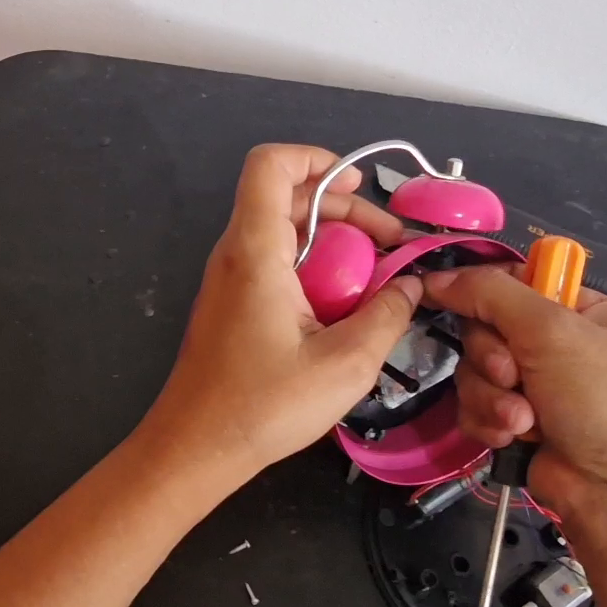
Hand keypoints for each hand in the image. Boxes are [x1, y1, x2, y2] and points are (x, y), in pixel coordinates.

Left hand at [133, 145, 423, 484]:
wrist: (196, 447)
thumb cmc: (264, 405)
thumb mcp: (344, 364)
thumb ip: (386, 316)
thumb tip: (410, 286)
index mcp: (255, 250)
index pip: (270, 165)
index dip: (316, 159)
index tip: (359, 186)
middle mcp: (236, 253)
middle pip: (286, 197)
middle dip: (344, 208)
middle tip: (389, 246)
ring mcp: (229, 279)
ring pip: (282, 231)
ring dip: (332, 242)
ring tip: (375, 277)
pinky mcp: (231, 304)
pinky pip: (274, 263)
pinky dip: (312, 268)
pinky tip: (341, 307)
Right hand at [421, 266, 606, 517]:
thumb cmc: (606, 400)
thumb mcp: (553, 331)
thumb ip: (488, 293)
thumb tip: (434, 274)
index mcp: (577, 310)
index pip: (509, 283)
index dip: (480, 294)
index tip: (459, 302)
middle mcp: (554, 345)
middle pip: (483, 330)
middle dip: (491, 358)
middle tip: (514, 376)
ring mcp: (534, 388)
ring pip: (473, 373)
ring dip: (490, 397)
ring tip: (524, 421)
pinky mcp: (515, 426)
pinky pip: (474, 409)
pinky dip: (488, 422)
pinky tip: (514, 438)